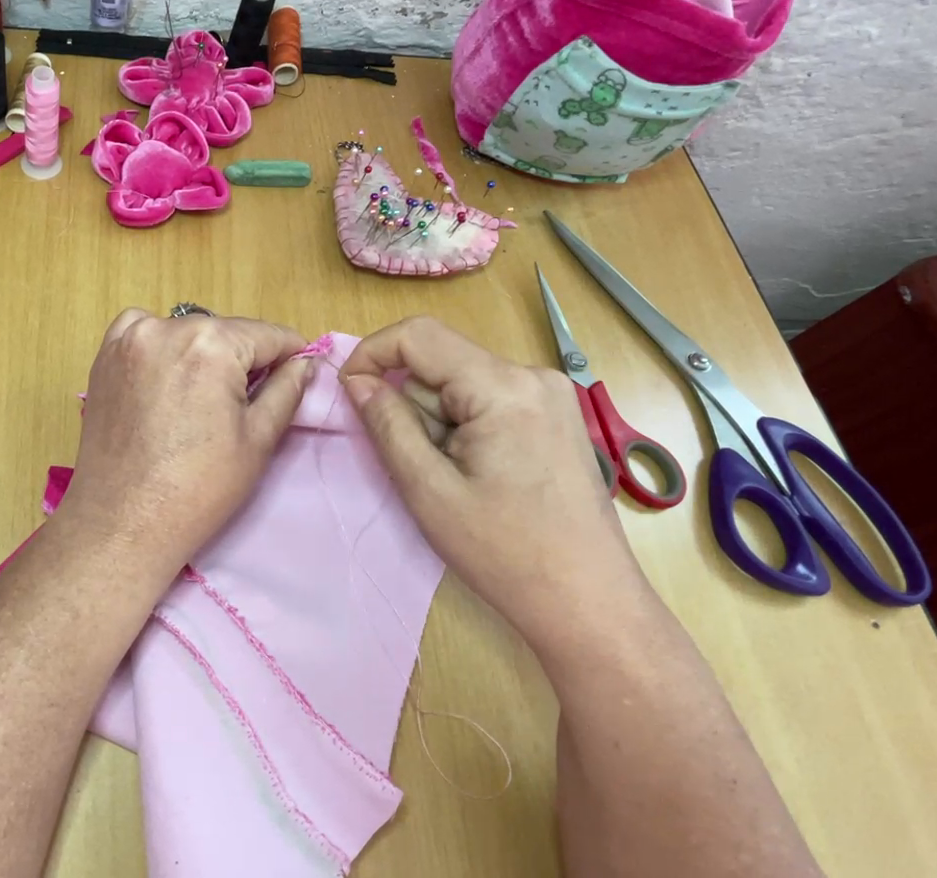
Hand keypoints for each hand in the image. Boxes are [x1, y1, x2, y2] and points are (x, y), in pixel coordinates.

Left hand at [59, 309, 314, 571]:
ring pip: (184, 330)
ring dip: (201, 351)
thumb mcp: (258, 439)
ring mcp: (128, 340)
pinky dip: (159, 344)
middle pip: (224, 331)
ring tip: (204, 397)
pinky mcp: (104, 357)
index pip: (267, 335)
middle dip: (243, 357)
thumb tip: (304, 362)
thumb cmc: (198, 488)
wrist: (122, 521)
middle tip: (248, 399)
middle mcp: (166, 327)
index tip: (300, 370)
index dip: (291, 354)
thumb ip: (286, 390)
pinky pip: (141, 332)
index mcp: (210, 344)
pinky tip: (166, 377)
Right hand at [337, 317, 655, 654]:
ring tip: (448, 476)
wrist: (588, 601)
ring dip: (435, 418)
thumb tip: (356, 381)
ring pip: (460, 382)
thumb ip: (388, 423)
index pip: (419, 335)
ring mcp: (550, 394)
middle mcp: (532, 375)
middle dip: (409, 401)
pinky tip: (473, 471)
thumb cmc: (503, 550)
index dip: (371, 354)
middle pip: (440, 360)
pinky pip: (485, 399)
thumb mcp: (427, 488)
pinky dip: (461, 425)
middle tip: (410, 460)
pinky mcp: (554, 415)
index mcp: (503, 387)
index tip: (348, 394)